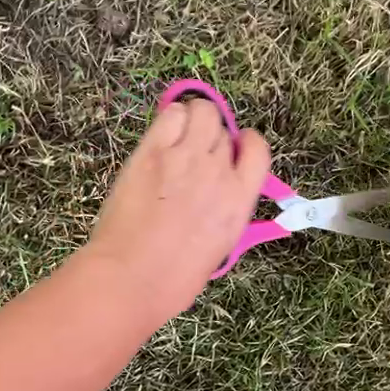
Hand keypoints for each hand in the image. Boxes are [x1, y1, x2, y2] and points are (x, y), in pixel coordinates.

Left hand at [83, 97, 271, 314]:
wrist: (131, 277)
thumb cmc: (174, 279)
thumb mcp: (218, 249)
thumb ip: (224, 212)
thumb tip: (216, 197)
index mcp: (239, 202)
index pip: (258, 151)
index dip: (244, 146)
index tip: (232, 153)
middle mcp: (218, 172)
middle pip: (224, 131)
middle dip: (212, 139)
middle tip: (194, 156)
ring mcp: (184, 157)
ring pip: (201, 111)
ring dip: (193, 121)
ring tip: (178, 141)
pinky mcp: (152, 151)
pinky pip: (170, 114)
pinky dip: (169, 120)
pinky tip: (160, 141)